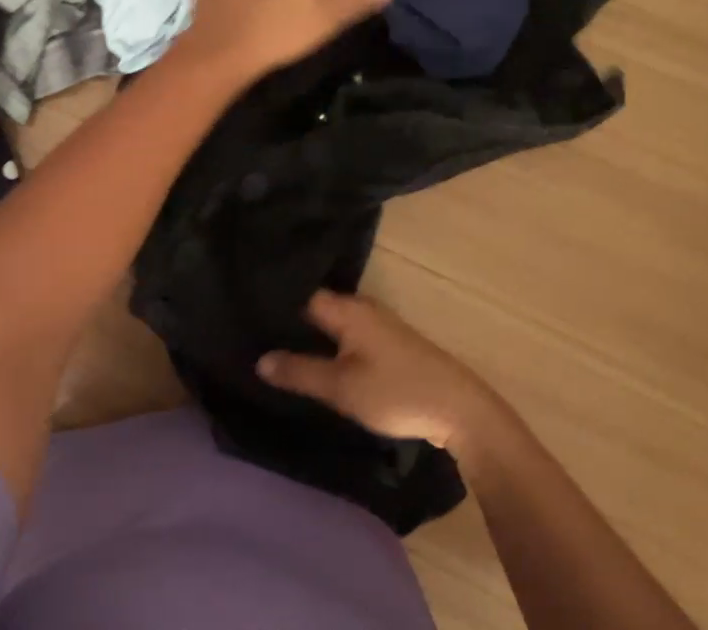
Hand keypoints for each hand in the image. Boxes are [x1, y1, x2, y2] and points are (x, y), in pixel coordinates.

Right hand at [256, 290, 512, 456]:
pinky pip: (347, 336)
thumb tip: (260, 359)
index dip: (271, 303)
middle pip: (315, 307)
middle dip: (287, 320)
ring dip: (309, 335)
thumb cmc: (398, 393)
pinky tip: (314, 361)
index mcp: (348, 309)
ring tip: (275, 348)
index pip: (299, 294)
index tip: (243, 314)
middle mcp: (363, 309)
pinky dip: (328, 345)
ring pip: (332, 324)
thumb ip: (299, 372)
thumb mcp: (341, 388)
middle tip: (252, 333)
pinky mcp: (390, 346)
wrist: (464, 413)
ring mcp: (379, 326)